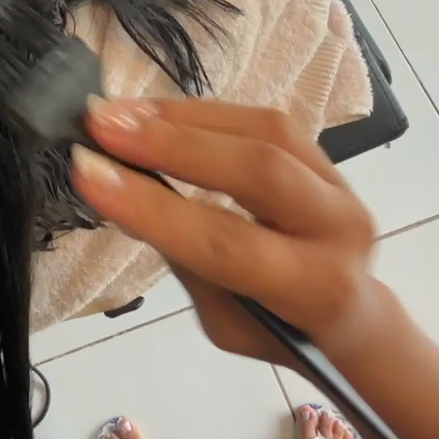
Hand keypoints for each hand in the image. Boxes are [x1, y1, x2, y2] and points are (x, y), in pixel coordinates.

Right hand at [72, 98, 385, 362]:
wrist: (349, 314)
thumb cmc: (274, 328)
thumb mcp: (222, 319)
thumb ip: (185, 256)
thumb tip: (128, 189)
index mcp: (315, 289)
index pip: (226, 241)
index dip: (154, 206)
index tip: (88, 173)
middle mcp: (338, 228)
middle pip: (256, 170)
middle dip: (170, 144)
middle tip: (100, 125)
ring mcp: (339, 182)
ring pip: (262, 131)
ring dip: (180, 117)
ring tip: (117, 112)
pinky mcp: (324, 154)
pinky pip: (262, 120)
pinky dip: (200, 112)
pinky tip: (153, 110)